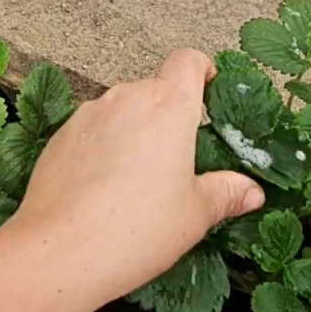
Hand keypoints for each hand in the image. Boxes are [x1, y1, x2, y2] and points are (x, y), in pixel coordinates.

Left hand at [6, 49, 265, 304]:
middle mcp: (128, 97)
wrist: (59, 250)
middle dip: (168, 116)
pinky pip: (93, 129)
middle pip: (155, 90)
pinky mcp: (62, 133)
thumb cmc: (137, 229)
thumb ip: (225, 194)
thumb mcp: (194, 215)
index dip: (201, 69)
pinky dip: (104, 146)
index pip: (188, 61)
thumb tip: (251, 192)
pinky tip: (103, 188)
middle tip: (178, 160)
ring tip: (138, 180)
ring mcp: (90, 112)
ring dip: (135, 131)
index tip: (208, 89)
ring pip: (122, 110)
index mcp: (168, 106)